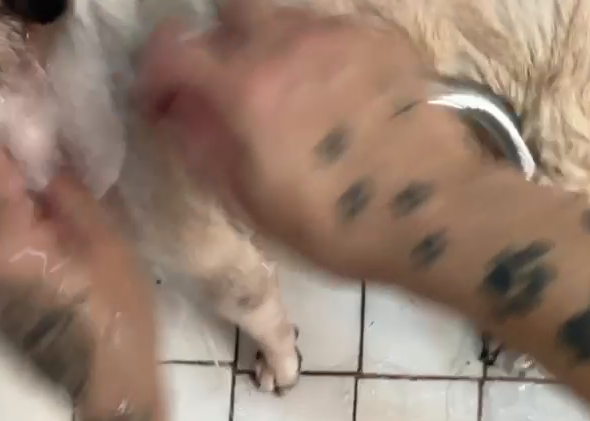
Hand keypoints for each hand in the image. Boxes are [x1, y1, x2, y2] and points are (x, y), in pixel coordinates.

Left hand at [0, 144, 158, 412]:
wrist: (115, 392)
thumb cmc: (120, 317)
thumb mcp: (107, 242)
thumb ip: (69, 189)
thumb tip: (47, 153)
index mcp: (1, 245)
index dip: (14, 142)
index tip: (45, 133)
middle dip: (19, 180)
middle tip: (63, 173)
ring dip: (22, 215)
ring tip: (66, 218)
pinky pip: (1, 261)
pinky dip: (23, 247)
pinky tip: (61, 258)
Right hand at [135, 0, 493, 284]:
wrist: (434, 214)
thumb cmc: (339, 229)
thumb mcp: (259, 208)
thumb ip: (209, 153)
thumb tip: (180, 119)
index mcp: (246, 89)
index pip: (172, 49)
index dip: (154, 73)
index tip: (158, 101)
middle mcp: (287, 42)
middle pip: (231, 11)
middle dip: (218, 46)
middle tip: (230, 92)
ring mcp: (340, 34)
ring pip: (285, 16)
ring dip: (271, 49)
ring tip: (289, 101)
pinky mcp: (384, 40)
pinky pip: (334, 31)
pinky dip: (319, 57)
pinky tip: (337, 100)